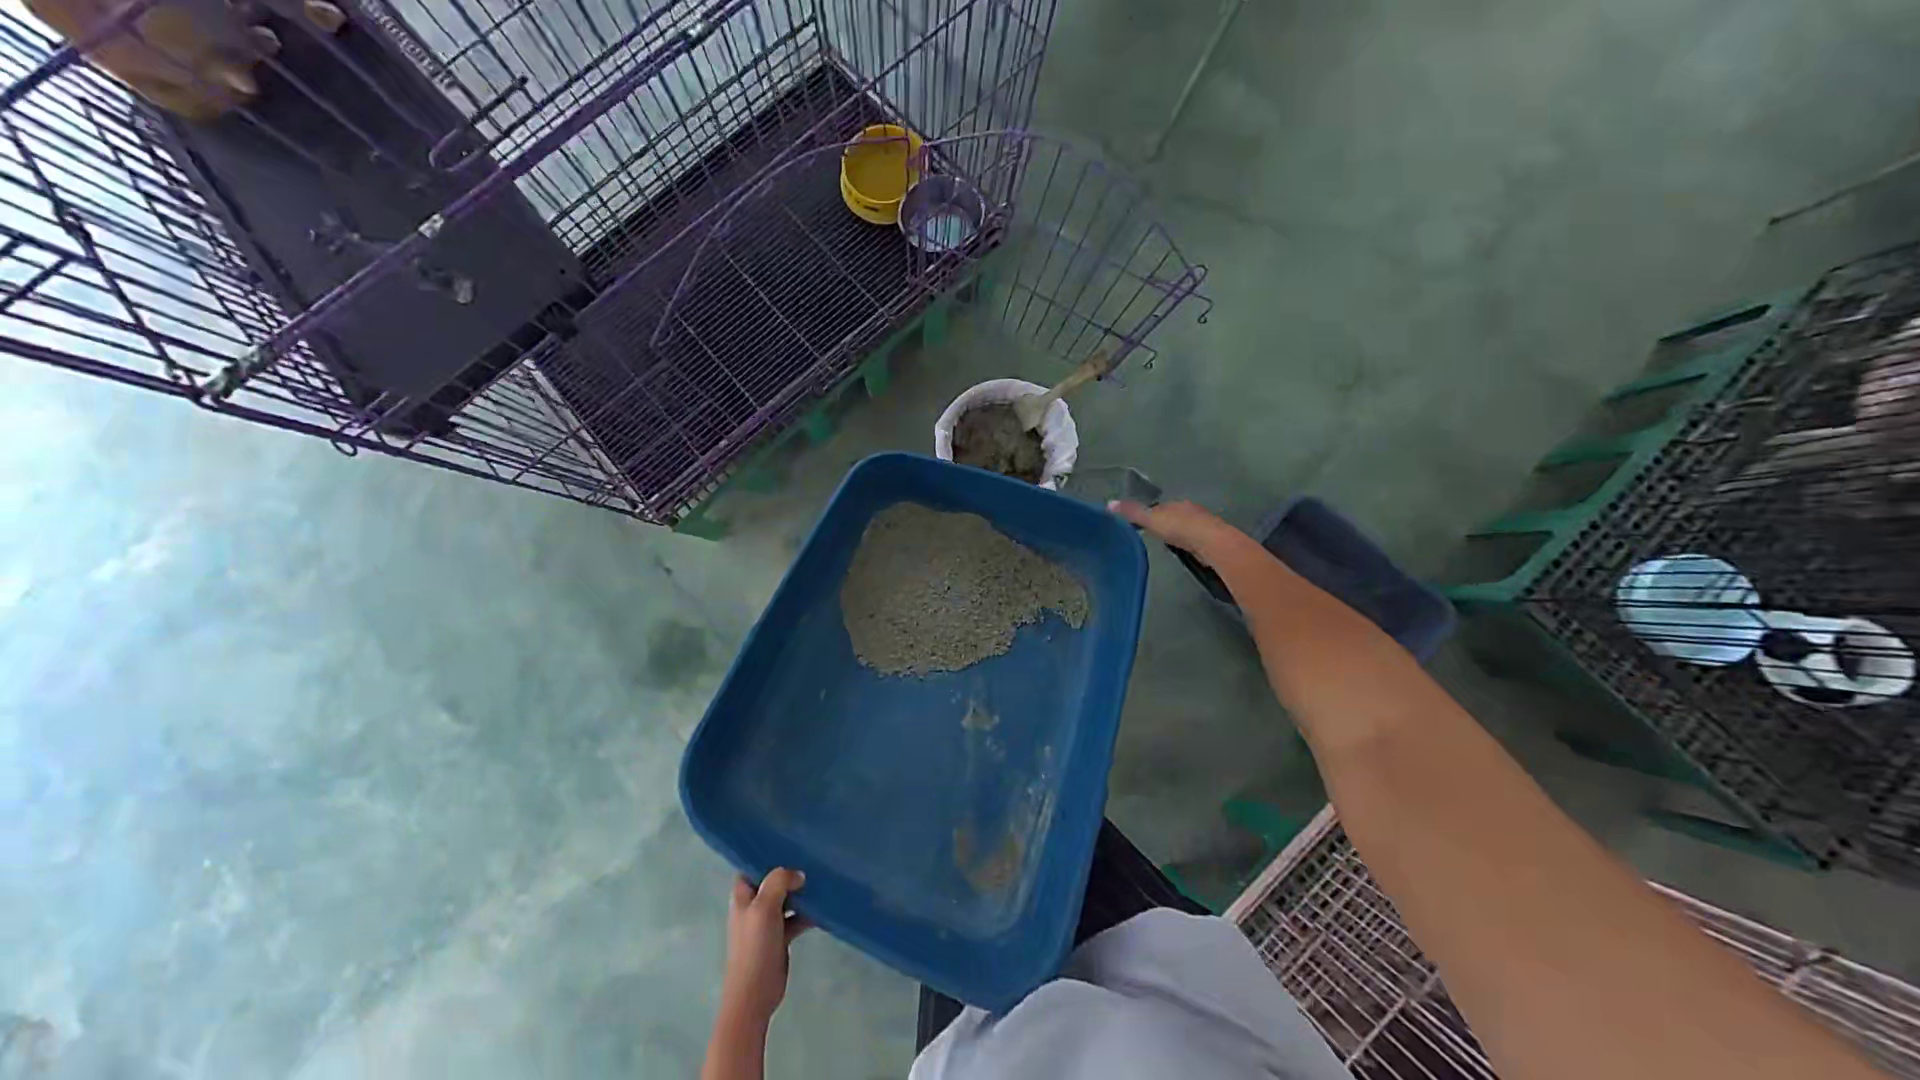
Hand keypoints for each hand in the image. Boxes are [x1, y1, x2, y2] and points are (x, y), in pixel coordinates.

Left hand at [720, 868, 811, 1027]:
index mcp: (743, 895)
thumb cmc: (754, 946)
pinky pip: (796, 917)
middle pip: (772, 880)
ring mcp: (767, 922)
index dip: (766, 854)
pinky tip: (824, 907)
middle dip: (789, 871)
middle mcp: (754, 905)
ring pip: (787, 898)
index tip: (789, 842)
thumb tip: (798, 874)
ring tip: (822, 877)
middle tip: (812, 858)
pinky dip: (808, 912)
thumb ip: (779, 882)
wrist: (754, 993)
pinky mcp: (780, 937)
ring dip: (801, 891)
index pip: (751, 865)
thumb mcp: (764, 907)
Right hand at [1108, 499, 1251, 565]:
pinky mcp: (1211, 539)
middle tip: (1155, 535)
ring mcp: (1203, 524)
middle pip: (1175, 515)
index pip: (1160, 507)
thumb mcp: (1150, 519)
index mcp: (1176, 503)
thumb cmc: (1179, 528)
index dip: (1151, 514)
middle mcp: (1191, 510)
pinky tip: (1185, 550)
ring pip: (1187, 526)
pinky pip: (1196, 538)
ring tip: (1169, 544)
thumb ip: (1132, 512)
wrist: (1210, 542)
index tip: (1142, 524)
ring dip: (1179, 533)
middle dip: (1167, 523)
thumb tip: (1109, 503)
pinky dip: (1189, 543)